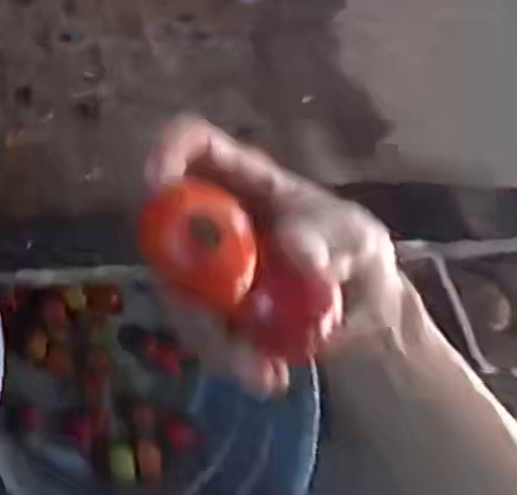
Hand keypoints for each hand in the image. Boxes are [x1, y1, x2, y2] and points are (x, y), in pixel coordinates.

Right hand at [144, 116, 408, 395]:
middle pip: (161, 215)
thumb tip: (292, 249)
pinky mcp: (196, 294)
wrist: (358, 317)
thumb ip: (330, 238)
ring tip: (260, 370)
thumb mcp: (358, 240)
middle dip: (177, 267)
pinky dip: (221, 354)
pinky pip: (188, 321)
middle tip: (213, 315)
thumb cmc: (352, 254)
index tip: (158, 185)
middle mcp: (202, 205)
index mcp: (237, 174)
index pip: (191, 141)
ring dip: (205, 330)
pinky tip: (266, 375)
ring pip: (169, 277)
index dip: (166, 151)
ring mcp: (193, 250)